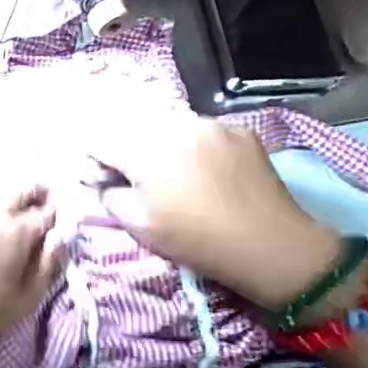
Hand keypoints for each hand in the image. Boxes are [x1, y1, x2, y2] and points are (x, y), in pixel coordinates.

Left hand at [0, 185, 65, 367]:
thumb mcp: (24, 301)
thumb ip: (48, 265)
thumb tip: (59, 237)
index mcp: (16, 231)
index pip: (47, 211)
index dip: (56, 217)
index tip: (56, 227)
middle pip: (22, 185)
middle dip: (36, 194)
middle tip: (38, 210)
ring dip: (8, 198)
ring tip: (8, 220)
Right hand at [92, 118, 344, 309]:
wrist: (270, 245)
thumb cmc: (197, 241)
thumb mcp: (141, 227)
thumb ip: (111, 196)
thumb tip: (106, 181)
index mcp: (147, 149)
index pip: (101, 139)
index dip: (98, 162)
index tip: (108, 184)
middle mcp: (177, 125)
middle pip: (135, 128)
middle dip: (130, 152)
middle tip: (143, 185)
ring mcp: (212, 123)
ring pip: (170, 128)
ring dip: (163, 148)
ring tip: (181, 181)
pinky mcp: (239, 129)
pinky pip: (203, 132)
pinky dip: (196, 149)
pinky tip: (210, 177)